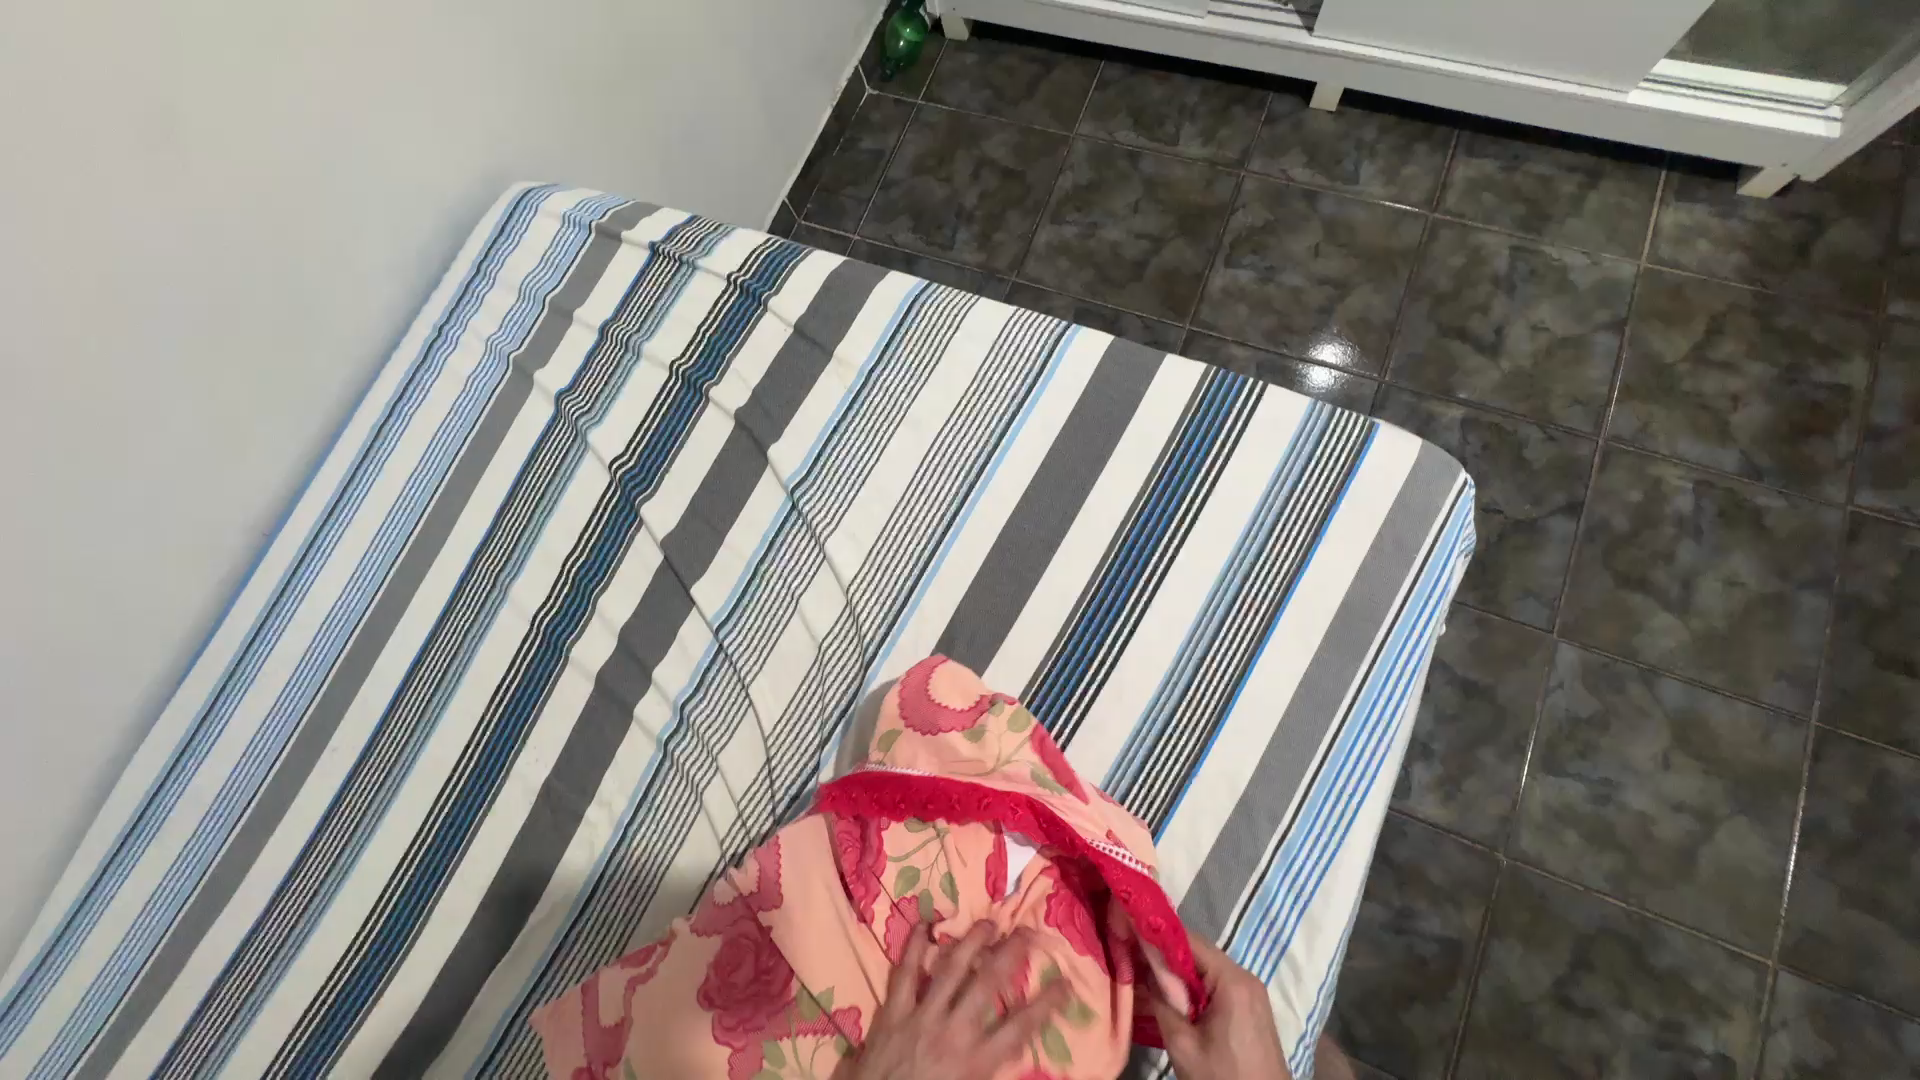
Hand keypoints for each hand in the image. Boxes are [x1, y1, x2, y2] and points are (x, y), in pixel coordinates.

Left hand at [841, 920, 1070, 1079]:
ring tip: (988, 921)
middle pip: (988, 983)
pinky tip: (925, 923)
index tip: (1065, 982)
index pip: (1020, 1028)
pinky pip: (905, 972)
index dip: (1045, 1004)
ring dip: (971, 942)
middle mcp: (952, 1032)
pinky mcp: (893, 1012)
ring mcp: (921, 1016)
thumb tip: (1016, 1059)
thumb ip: (990, 1071)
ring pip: (951, 969)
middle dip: (1009, 954)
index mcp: (975, 1062)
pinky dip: (915, 946)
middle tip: (1026, 931)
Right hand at [1147, 930, 1291, 1079]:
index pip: (1188, 939)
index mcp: (1232, 979)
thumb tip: (1142, 969)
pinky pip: (1219, 984)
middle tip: (1136, 964)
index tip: (1130, 940)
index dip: (1157, 938)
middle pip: (1198, 952)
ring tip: (1151, 982)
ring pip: (1207, 968)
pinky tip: (1177, 1000)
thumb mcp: (1183, 1044)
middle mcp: (1246, 976)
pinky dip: (1197, 987)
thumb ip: (1161, 1000)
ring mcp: (1252, 991)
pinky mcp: (1252, 1007)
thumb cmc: (1223, 1078)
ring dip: (1180, 975)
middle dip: (1166, 958)